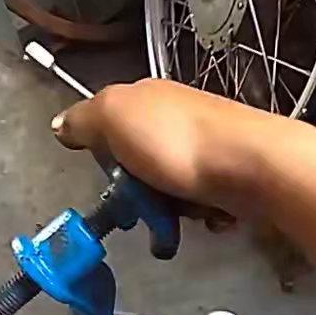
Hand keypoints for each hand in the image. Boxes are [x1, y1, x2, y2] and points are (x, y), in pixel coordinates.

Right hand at [51, 79, 289, 214]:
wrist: (255, 165)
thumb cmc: (178, 142)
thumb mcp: (115, 117)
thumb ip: (84, 121)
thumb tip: (60, 125)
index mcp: (147, 100)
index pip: (110, 134)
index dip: (108, 162)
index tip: (115, 184)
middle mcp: (177, 120)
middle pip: (141, 169)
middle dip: (143, 196)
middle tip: (149, 208)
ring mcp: (207, 149)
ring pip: (172, 191)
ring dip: (174, 211)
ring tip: (186, 213)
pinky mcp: (230, 177)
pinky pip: (203, 204)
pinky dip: (204, 214)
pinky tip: (212, 214)